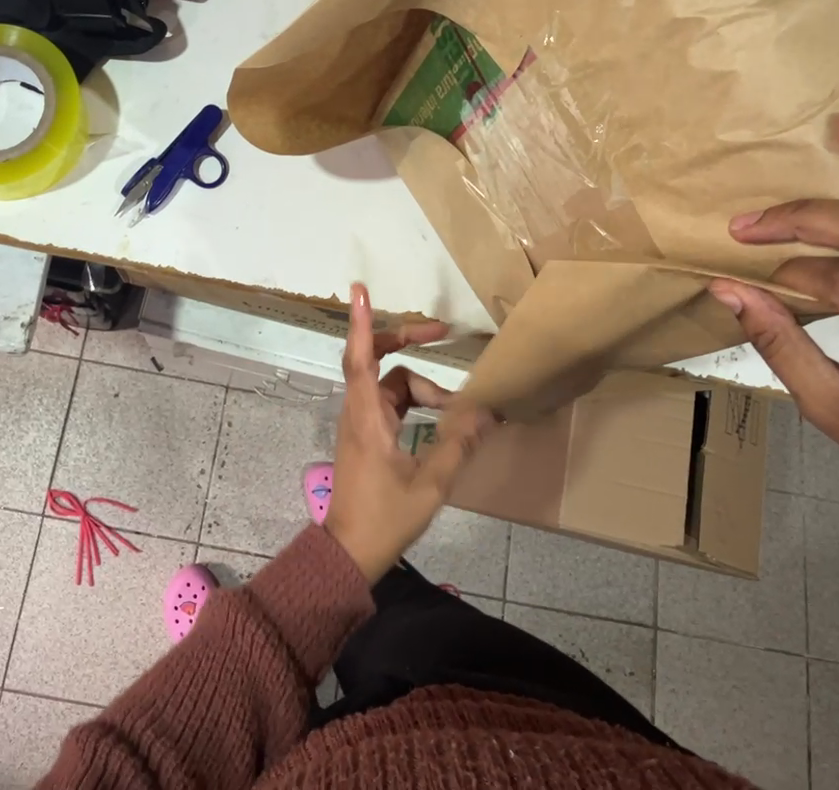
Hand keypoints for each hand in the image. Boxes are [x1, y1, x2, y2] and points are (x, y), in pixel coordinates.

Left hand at [324, 283, 491, 582]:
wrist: (351, 551)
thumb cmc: (385, 517)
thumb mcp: (431, 483)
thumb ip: (458, 444)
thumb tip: (487, 412)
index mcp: (367, 416)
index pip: (359, 356)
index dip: (360, 320)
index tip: (359, 288)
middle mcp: (359, 411)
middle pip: (376, 358)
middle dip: (407, 340)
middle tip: (443, 333)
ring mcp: (361, 423)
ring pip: (392, 385)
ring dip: (424, 389)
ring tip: (459, 412)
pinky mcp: (367, 437)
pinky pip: (392, 405)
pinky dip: (416, 404)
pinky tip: (444, 421)